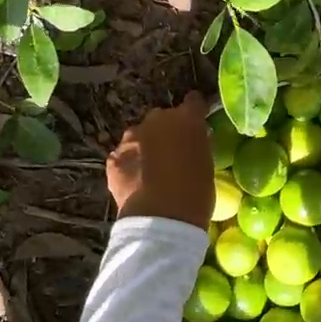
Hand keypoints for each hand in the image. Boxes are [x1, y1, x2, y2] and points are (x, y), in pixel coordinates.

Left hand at [106, 92, 213, 227]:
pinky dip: (129, 163)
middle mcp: (157, 120)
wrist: (161, 219)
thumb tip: (194, 141)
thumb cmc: (196, 193)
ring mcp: (132, 138)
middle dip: (167, 130)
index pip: (193, 101)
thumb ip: (199, 145)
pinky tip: (135, 180)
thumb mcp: (207, 164)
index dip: (195, 111)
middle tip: (173, 151)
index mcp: (187, 119)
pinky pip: (123, 155)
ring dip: (146, 144)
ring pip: (140, 134)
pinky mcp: (114, 158)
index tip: (197, 122)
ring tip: (151, 167)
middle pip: (163, 117)